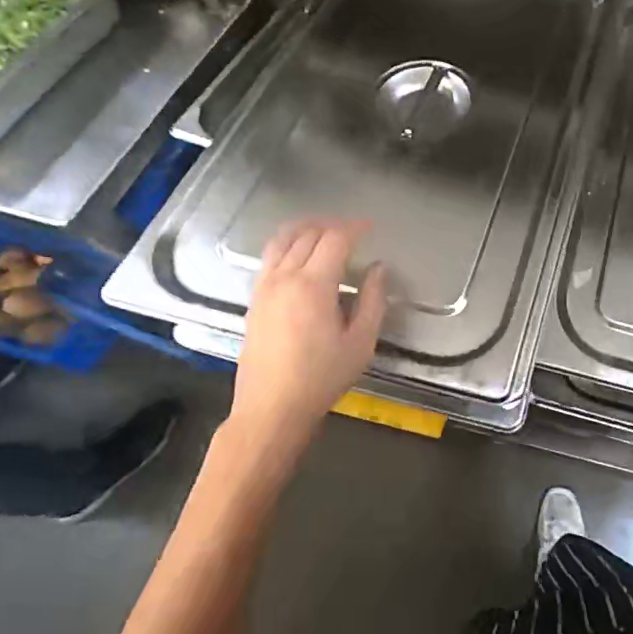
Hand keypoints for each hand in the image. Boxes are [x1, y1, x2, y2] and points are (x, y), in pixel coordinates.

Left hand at [231, 219, 387, 450]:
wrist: (272, 408)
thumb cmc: (321, 378)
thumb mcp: (360, 343)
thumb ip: (373, 301)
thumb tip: (378, 269)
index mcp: (312, 286)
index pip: (334, 240)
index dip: (355, 228)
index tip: (370, 228)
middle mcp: (284, 278)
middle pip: (307, 234)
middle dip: (332, 225)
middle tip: (353, 230)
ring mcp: (264, 287)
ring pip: (282, 240)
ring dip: (306, 229)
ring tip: (325, 232)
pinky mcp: (254, 300)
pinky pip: (270, 257)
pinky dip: (287, 244)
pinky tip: (299, 255)